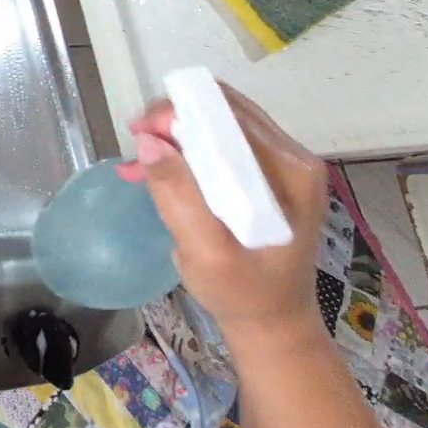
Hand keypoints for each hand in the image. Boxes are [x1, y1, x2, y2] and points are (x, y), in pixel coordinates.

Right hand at [117, 84, 329, 345]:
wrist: (271, 320)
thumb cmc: (242, 291)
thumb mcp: (206, 251)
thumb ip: (178, 195)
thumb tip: (149, 141)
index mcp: (288, 173)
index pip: (225, 114)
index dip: (177, 113)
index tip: (141, 135)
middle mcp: (291, 157)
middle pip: (219, 107)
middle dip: (169, 119)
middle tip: (136, 145)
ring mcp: (280, 162)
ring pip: (213, 118)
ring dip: (170, 133)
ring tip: (141, 163)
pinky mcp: (265, 169)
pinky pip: (216, 137)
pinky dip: (181, 145)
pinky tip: (155, 168)